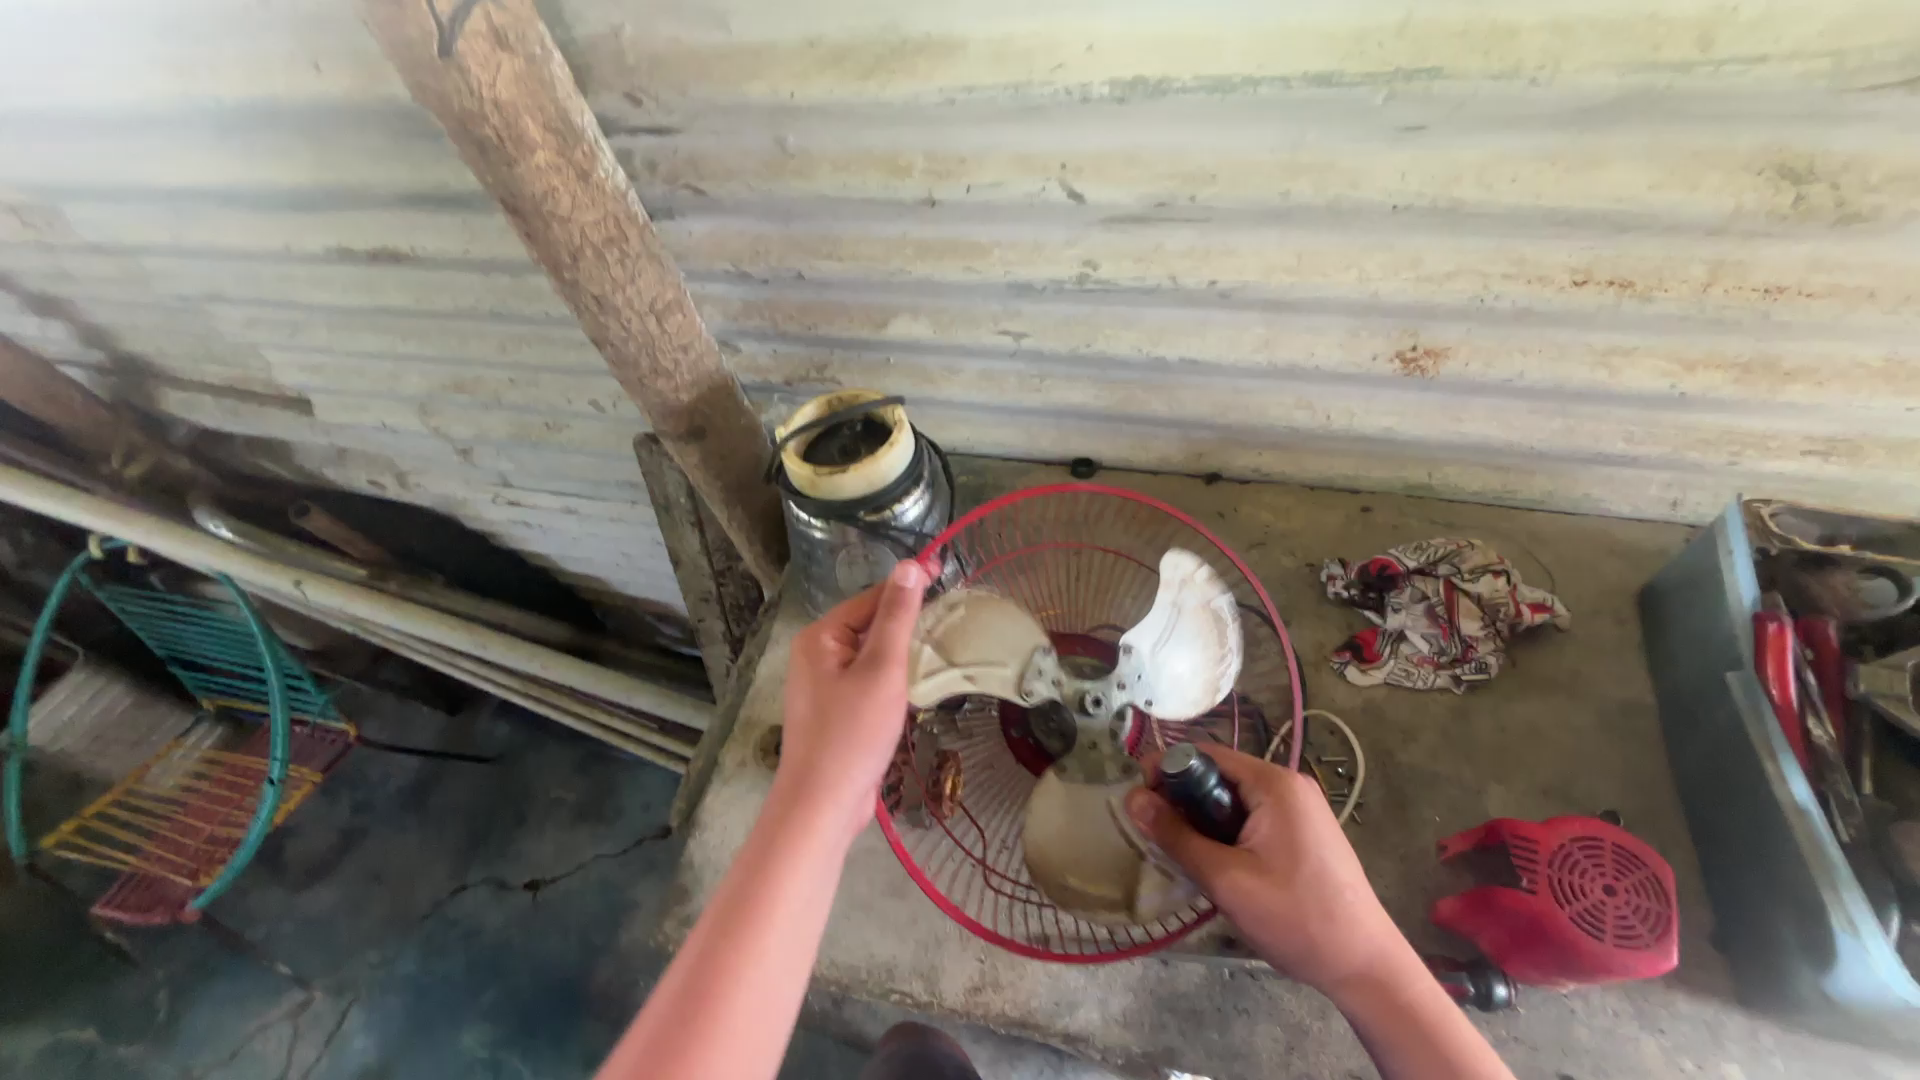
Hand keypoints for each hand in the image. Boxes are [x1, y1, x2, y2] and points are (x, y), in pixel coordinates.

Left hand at [777, 560, 928, 843]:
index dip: (908, 585)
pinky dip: (893, 676)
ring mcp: (823, 685)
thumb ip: (897, 616)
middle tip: (951, 611)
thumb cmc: (852, 733)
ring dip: (903, 648)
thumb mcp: (882, 669)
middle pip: (870, 623)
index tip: (944, 572)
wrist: (823, 804)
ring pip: (871, 653)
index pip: (871, 598)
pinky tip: (917, 683)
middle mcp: (816, 654)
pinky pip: (868, 679)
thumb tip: (909, 566)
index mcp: (821, 637)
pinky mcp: (835, 711)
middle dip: (907, 618)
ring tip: (942, 643)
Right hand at [1125, 744, 1403, 997]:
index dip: (1166, 772)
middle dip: (1184, 802)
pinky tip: (1220, 868)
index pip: (1204, 754)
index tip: (1140, 803)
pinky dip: (1226, 836)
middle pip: (1218, 776)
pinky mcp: (1302, 834)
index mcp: (1273, 784)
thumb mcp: (1226, 879)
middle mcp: (1288, 786)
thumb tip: (1131, 798)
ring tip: (1191, 860)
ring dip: (1204, 824)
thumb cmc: (1296, 918)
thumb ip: (1176, 836)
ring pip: (1231, 801)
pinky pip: (1250, 819)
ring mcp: (1299, 810)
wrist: (1366, 967)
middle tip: (1162, 839)